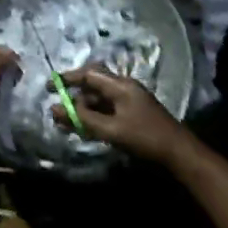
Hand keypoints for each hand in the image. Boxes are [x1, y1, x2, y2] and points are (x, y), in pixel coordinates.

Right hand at [53, 69, 193, 164]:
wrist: (178, 153)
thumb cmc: (144, 137)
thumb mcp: (110, 129)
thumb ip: (82, 119)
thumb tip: (55, 109)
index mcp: (120, 86)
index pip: (88, 74)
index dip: (67, 79)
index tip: (49, 87)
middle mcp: (124, 88)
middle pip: (93, 86)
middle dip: (73, 96)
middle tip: (57, 109)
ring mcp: (130, 101)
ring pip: (99, 99)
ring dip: (82, 109)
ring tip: (66, 123)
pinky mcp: (132, 114)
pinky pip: (107, 110)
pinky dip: (93, 116)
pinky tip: (84, 128)